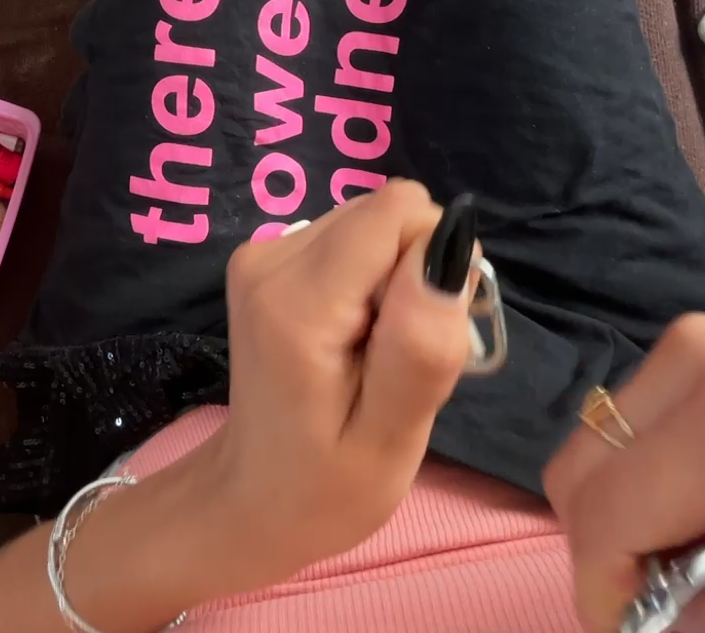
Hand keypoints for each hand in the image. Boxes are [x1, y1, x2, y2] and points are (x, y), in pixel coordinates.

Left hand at [190, 180, 477, 590]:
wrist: (255, 491)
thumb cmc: (329, 483)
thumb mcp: (391, 439)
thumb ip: (419, 346)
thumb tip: (448, 251)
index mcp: (297, 302)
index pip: (395, 213)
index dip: (432, 263)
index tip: (426, 330)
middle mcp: (270, 257)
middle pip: (382, 214)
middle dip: (414, 271)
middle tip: (398, 350)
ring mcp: (262, 251)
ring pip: (369, 221)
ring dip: (391, 275)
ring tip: (373, 346)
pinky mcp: (266, 254)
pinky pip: (347, 235)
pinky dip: (367, 275)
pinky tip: (352, 332)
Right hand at [544, 314, 704, 632]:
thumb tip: (665, 620)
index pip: (608, 509)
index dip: (606, 591)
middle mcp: (699, 357)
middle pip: (583, 469)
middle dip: (615, 551)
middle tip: (697, 606)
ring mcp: (698, 342)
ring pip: (598, 446)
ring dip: (636, 517)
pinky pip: (633, 425)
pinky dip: (655, 482)